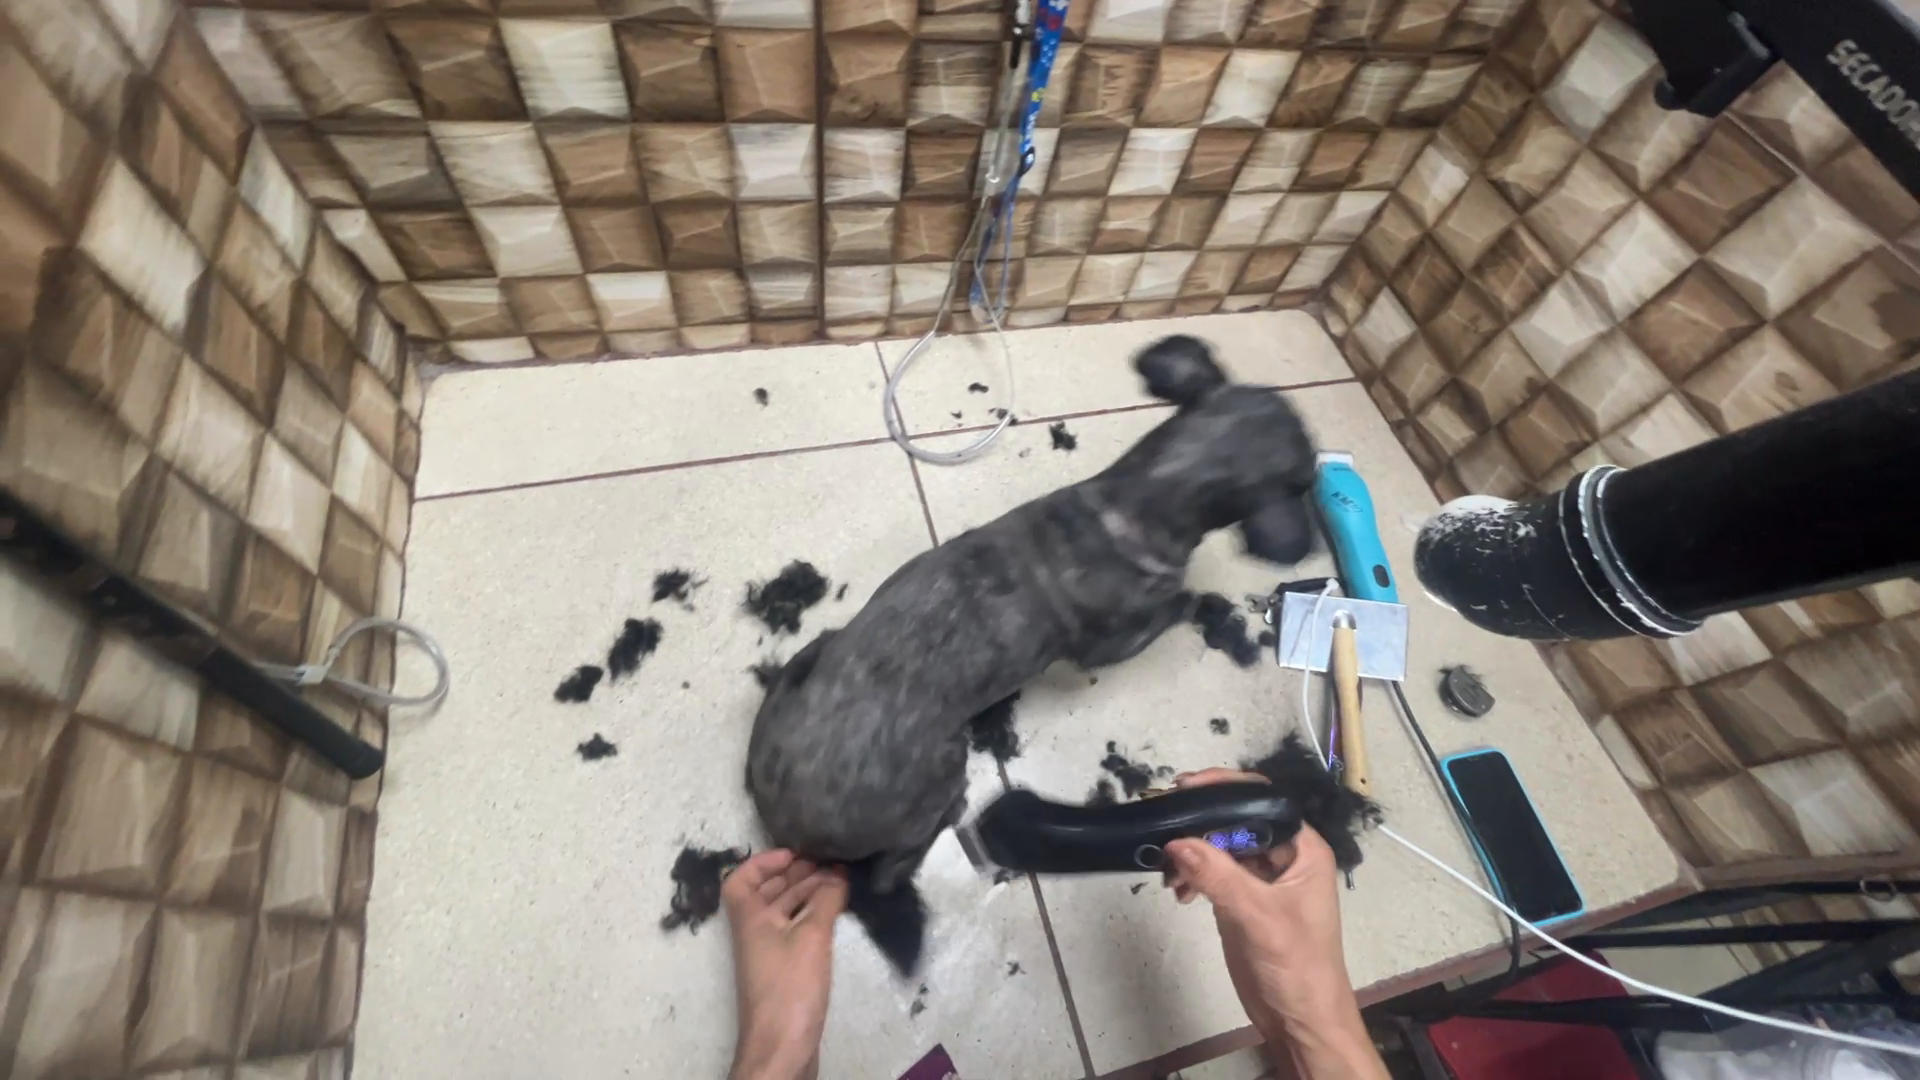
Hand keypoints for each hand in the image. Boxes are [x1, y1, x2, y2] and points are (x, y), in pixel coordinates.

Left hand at [724, 850, 847, 1079]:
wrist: (781, 1053)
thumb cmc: (790, 988)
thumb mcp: (812, 936)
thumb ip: (826, 900)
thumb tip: (838, 873)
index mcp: (749, 921)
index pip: (741, 879)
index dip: (764, 861)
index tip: (796, 854)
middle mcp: (754, 935)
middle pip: (767, 893)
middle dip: (795, 873)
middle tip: (827, 861)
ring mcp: (768, 956)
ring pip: (784, 912)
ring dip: (807, 893)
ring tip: (838, 880)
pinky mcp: (784, 974)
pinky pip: (794, 931)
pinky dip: (812, 916)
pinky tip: (835, 912)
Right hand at [1164, 770, 1386, 1079]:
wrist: (1300, 1026)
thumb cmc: (1298, 969)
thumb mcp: (1260, 918)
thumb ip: (1218, 876)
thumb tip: (1175, 841)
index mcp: (1302, 848)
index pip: (1261, 799)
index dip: (1224, 787)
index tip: (1185, 787)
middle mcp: (1281, 854)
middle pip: (1234, 817)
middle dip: (1198, 822)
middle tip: (1164, 823)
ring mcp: (1259, 875)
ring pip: (1217, 842)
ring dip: (1189, 850)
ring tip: (1168, 872)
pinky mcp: (1240, 895)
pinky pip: (1209, 868)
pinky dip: (1190, 873)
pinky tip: (1179, 891)